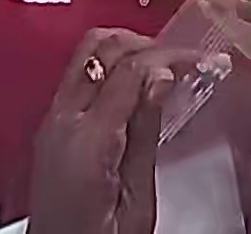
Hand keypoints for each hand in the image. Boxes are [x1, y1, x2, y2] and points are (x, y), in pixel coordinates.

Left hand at [27, 29, 177, 233]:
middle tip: (180, 61)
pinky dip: (110, 62)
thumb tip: (162, 76)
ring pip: (88, 50)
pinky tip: (134, 82)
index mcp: (87, 142)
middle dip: (147, 44)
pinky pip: (81, 70)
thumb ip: (146, 135)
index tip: (198, 58)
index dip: (168, 56)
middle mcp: (62, 120)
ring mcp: (52, 119)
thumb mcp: (137, 204)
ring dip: (126, 47)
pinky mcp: (52, 123)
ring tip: (159, 67)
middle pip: (104, 47)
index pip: (130, 69)